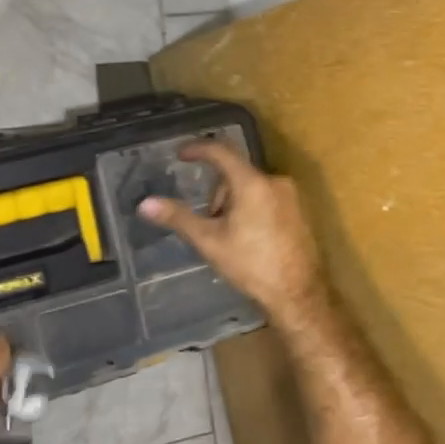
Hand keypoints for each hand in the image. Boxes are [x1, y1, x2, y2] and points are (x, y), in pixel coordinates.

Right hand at [140, 141, 329, 328]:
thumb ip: (178, 217)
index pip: (221, 152)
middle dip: (216, 196)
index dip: (198, 149)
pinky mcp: (299, 212)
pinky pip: (266, 199)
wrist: (299, 295)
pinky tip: (249, 241)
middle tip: (210, 226)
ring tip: (229, 238)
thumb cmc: (251, 265)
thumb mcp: (209, 241)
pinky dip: (251, 211)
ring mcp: (291, 197)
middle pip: (235, 175)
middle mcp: (274, 181)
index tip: (181, 154)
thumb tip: (145, 204)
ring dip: (233, 205)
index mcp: (252, 183)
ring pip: (250, 188)